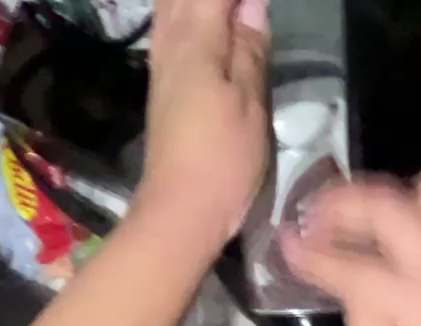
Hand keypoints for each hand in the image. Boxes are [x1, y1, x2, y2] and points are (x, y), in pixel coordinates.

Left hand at [133, 0, 270, 249]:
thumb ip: (249, 52)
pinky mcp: (159, 88)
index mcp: (197, 40)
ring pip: (170, 5)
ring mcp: (161, 65)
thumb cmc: (223, 162)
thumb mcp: (250, 107)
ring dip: (195, 2)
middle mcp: (171, 42)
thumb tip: (253, 5)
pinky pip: (167, 27)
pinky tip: (198, 21)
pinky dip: (182, 12)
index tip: (261, 2)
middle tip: (247, 7)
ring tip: (226, 10)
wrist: (181, 210)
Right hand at [280, 176, 420, 325]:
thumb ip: (363, 319)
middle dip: (339, 204)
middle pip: (383, 207)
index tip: (283, 242)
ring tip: (345, 215)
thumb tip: (344, 282)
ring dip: (372, 197)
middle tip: (312, 218)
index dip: (311, 253)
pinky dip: (405, 204)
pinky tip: (386, 226)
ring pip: (412, 196)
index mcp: (415, 302)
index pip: (350, 264)